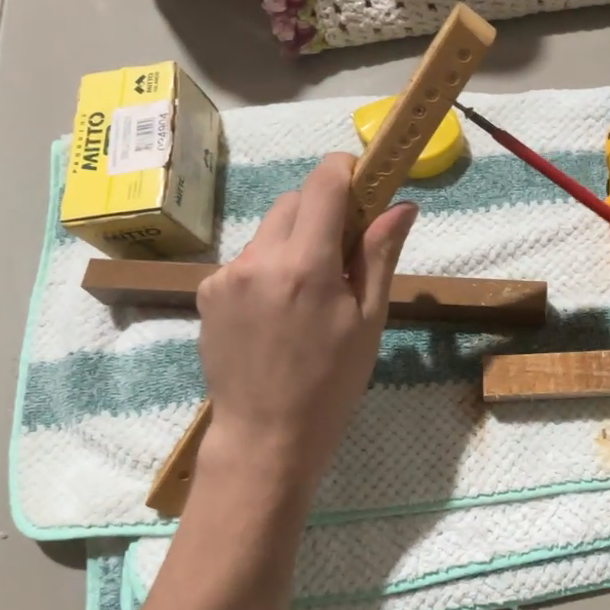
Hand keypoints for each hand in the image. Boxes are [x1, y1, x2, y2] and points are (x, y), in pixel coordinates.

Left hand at [195, 153, 417, 487]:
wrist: (266, 436)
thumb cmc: (332, 384)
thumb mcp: (370, 322)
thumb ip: (380, 256)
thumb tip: (402, 205)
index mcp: (308, 265)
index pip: (324, 183)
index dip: (347, 173)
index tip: (364, 189)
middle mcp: (260, 259)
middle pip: (294, 201)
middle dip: (323, 211)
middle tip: (345, 254)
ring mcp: (226, 275)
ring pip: (269, 230)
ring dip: (295, 241)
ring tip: (309, 293)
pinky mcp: (207, 291)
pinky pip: (247, 260)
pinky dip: (269, 268)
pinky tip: (278, 311)